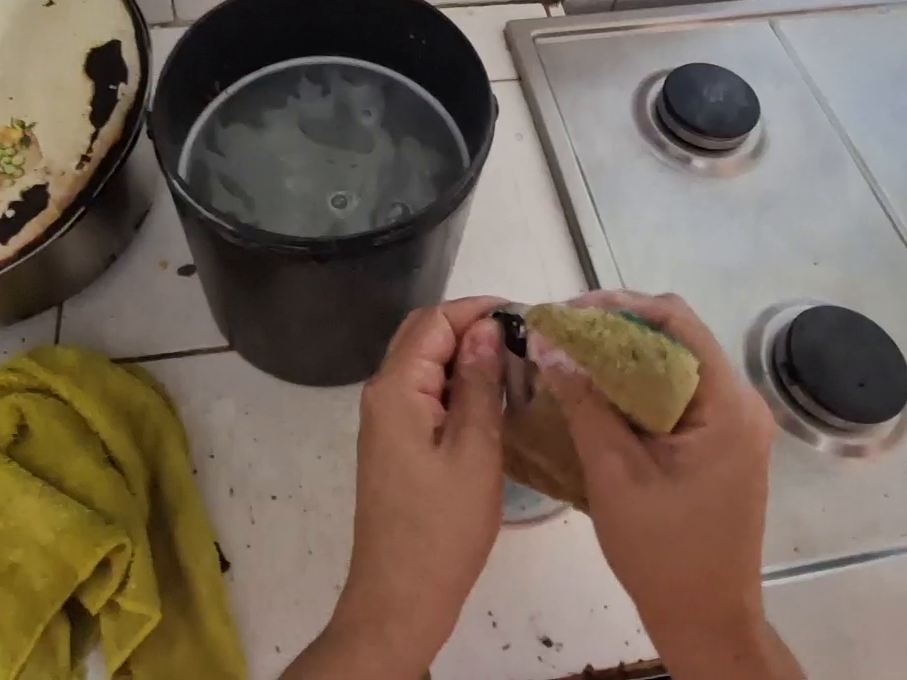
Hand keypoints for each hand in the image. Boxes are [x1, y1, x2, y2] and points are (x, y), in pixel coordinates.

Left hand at [282, 297, 507, 679]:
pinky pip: (423, 390)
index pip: (434, 321)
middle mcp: (382, 392)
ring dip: (463, 353)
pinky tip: (488, 394)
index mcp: (395, 387)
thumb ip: (478, 383)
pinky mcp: (394, 439)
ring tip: (514, 360)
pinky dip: (454, 381)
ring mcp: (385, 417)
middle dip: (470, 325)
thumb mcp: (474, 450)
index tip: (524, 315)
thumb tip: (486, 326)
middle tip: (522, 336)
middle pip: (423, 334)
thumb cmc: (442, 528)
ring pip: (423, 361)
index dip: (477, 309)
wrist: (399, 598)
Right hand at [544, 290, 801, 679]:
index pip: (677, 322)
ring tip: (572, 354)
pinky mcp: (719, 439)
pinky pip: (674, 389)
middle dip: (615, 326)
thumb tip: (547, 342)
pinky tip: (597, 389)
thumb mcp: (613, 471)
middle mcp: (739, 403)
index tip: (570, 313)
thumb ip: (582, 400)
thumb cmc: (663, 552)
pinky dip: (635, 380)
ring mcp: (733, 422)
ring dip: (622, 352)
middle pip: (675, 335)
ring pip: (672, 360)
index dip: (620, 306)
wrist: (707, 621)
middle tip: (563, 333)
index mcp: (727, 407)